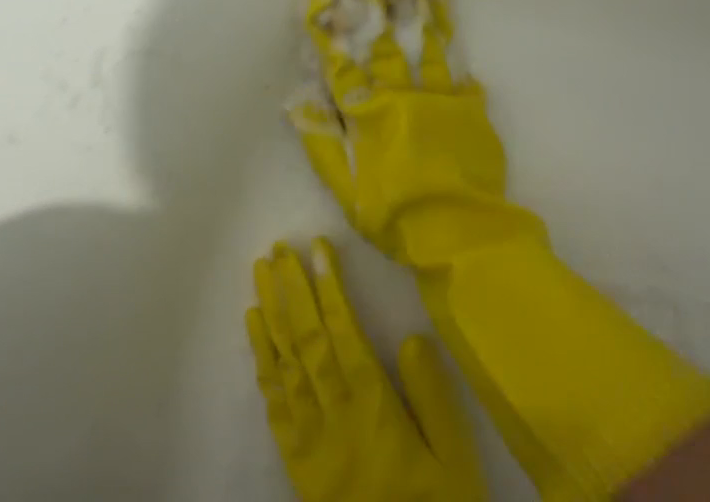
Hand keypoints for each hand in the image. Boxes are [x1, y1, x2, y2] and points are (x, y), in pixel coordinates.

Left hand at [246, 239, 484, 501]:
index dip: (329, 286)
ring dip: (271, 309)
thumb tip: (413, 337)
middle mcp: (332, 409)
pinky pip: (272, 396)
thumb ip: (434, 399)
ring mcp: (307, 429)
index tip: (318, 248)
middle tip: (279, 247)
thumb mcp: (455, 462)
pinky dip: (261, 356)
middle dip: (293, 287)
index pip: (344, 331)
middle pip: (307, 336)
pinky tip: (254, 325)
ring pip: (284, 357)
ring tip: (261, 269)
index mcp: (372, 405)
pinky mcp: (292, 451)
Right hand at [287, 0, 536, 267]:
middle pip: (384, 38)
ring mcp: (439, 97)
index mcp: (367, 113)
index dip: (327, 26)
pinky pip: (460, 66)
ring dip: (415, 2)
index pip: (340, 62)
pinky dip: (453, 38)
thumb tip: (296, 101)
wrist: (460, 232)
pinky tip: (449, 10)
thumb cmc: (392, 213)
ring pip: (425, 40)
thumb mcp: (344, 186)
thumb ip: (321, 141)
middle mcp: (401, 94)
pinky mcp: (470, 108)